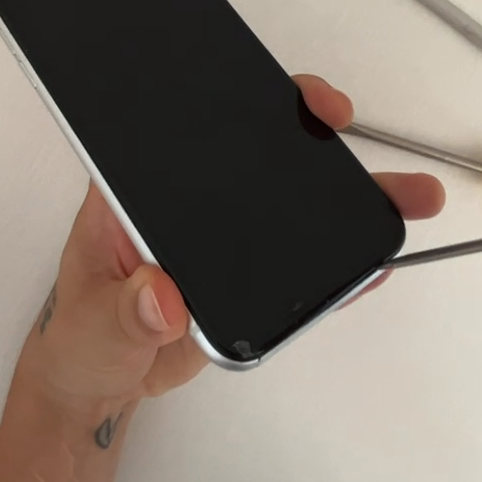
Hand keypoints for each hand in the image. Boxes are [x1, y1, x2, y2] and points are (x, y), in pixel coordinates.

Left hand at [0, 73, 442, 481]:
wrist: (103, 383)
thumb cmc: (82, 338)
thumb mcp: (93, 324)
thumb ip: (124, 313)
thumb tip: (162, 295)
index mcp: (136, 193)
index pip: (183, 130)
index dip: (229, 102)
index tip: (264, 99)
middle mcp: (185, 204)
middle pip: (248, 154)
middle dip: (300, 130)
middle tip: (341, 118)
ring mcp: (220, 241)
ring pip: (285, 205)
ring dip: (341, 197)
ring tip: (399, 197)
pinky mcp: (246, 282)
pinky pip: (298, 265)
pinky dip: (336, 265)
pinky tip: (371, 264)